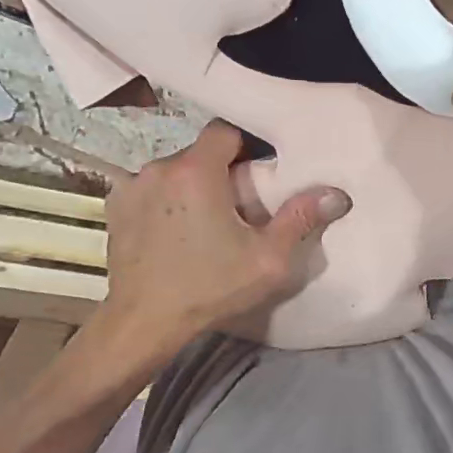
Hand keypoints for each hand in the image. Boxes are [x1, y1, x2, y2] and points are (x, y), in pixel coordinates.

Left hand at [99, 120, 351, 360]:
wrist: (143, 322)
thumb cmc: (208, 289)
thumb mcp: (266, 260)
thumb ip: (300, 219)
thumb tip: (336, 194)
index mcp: (196, 171)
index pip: (225, 130)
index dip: (245, 145)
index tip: (257, 172)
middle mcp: (159, 167)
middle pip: (199, 152)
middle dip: (219, 169)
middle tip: (236, 204)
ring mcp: (132, 185)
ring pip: (174, 170)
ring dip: (190, 185)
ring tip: (203, 220)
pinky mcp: (115, 205)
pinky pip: (150, 188)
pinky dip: (164, 199)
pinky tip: (172, 229)